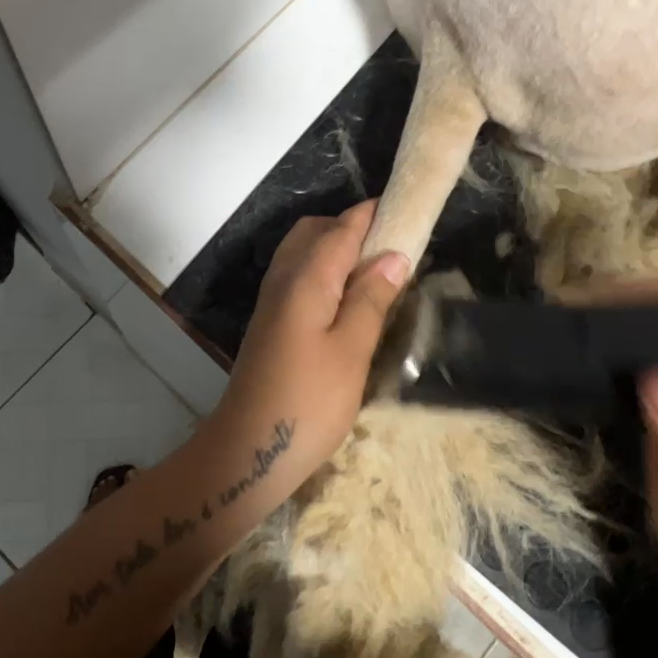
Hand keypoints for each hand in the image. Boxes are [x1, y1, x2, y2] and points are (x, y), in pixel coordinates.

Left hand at [219, 201, 410, 461]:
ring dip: (338, 251)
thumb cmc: (307, 402)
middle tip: (396, 249)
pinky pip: (299, 278)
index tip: (409, 208)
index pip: (342, 228)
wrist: (248, 448)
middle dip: (354, 228)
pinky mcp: (271, 323)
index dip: (374, 214)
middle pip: (317, 232)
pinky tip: (348, 300)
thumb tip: (394, 254)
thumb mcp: (352, 351)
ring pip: (304, 254)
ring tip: (379, 274)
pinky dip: (325, 273)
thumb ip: (372, 299)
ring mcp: (272, 301)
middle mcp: (283, 279)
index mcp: (306, 278)